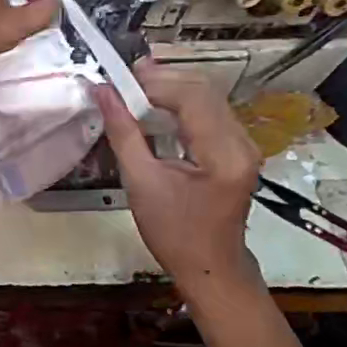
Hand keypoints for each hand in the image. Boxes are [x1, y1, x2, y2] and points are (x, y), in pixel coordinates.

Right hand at [96, 60, 266, 300]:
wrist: (210, 267)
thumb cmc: (174, 233)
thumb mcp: (141, 183)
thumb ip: (123, 133)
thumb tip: (102, 92)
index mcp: (223, 154)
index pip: (192, 97)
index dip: (154, 83)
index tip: (118, 81)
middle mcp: (241, 142)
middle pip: (204, 89)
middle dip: (163, 78)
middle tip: (124, 78)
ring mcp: (244, 144)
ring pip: (209, 96)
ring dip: (172, 87)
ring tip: (135, 87)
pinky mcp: (237, 148)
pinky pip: (210, 111)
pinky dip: (182, 102)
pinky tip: (156, 106)